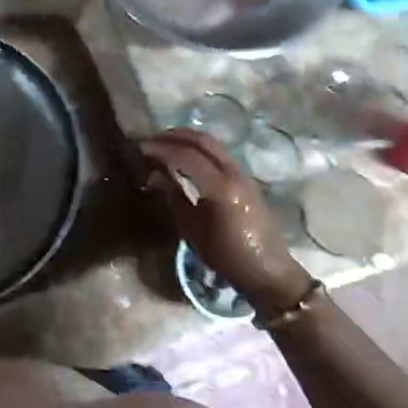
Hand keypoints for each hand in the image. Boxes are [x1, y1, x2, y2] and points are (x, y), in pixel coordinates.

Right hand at [140, 128, 311, 311]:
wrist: (267, 271)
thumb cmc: (226, 256)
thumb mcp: (192, 230)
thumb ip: (174, 198)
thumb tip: (157, 176)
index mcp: (220, 188)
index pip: (185, 156)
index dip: (160, 149)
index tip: (140, 149)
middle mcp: (234, 174)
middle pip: (202, 141)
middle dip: (174, 136)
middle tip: (151, 140)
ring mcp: (243, 174)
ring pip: (213, 145)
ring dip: (187, 140)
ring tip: (165, 145)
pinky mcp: (246, 180)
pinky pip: (219, 155)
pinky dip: (199, 149)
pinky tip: (185, 158)